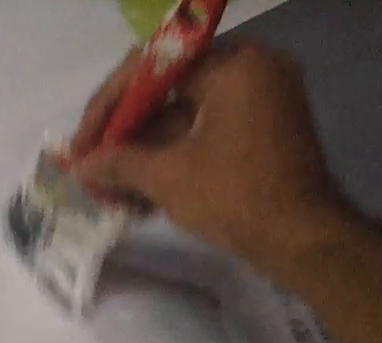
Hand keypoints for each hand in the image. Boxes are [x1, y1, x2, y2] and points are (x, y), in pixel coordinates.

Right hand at [70, 43, 349, 267]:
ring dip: (142, 152)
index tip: (82, 145)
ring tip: (109, 189)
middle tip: (92, 166)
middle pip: (167, 90)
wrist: (300, 239)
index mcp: (233, 65)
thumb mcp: (168, 178)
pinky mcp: (260, 132)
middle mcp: (250, 69)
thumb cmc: (235, 197)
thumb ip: (120, 163)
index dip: (108, 106)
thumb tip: (81, 165)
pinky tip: (139, 193)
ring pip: (183, 116)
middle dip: (123, 132)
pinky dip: (171, 158)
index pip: (153, 66)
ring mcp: (259, 100)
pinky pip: (204, 133)